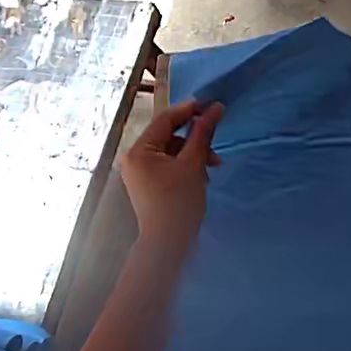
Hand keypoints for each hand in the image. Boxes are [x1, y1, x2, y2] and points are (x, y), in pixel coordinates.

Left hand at [120, 100, 224, 251]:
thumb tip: (216, 108)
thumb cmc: (179, 203)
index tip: (212, 105)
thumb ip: (203, 133)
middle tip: (216, 145)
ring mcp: (140, 172)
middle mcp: (134, 158)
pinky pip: (168, 165)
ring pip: (171, 151)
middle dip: (195, 139)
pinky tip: (202, 178)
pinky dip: (186, 167)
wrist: (168, 245)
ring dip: (193, 155)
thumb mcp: (194, 164)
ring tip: (212, 168)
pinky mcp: (148, 184)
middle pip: (168, 135)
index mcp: (139, 150)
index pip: (165, 119)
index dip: (189, 110)